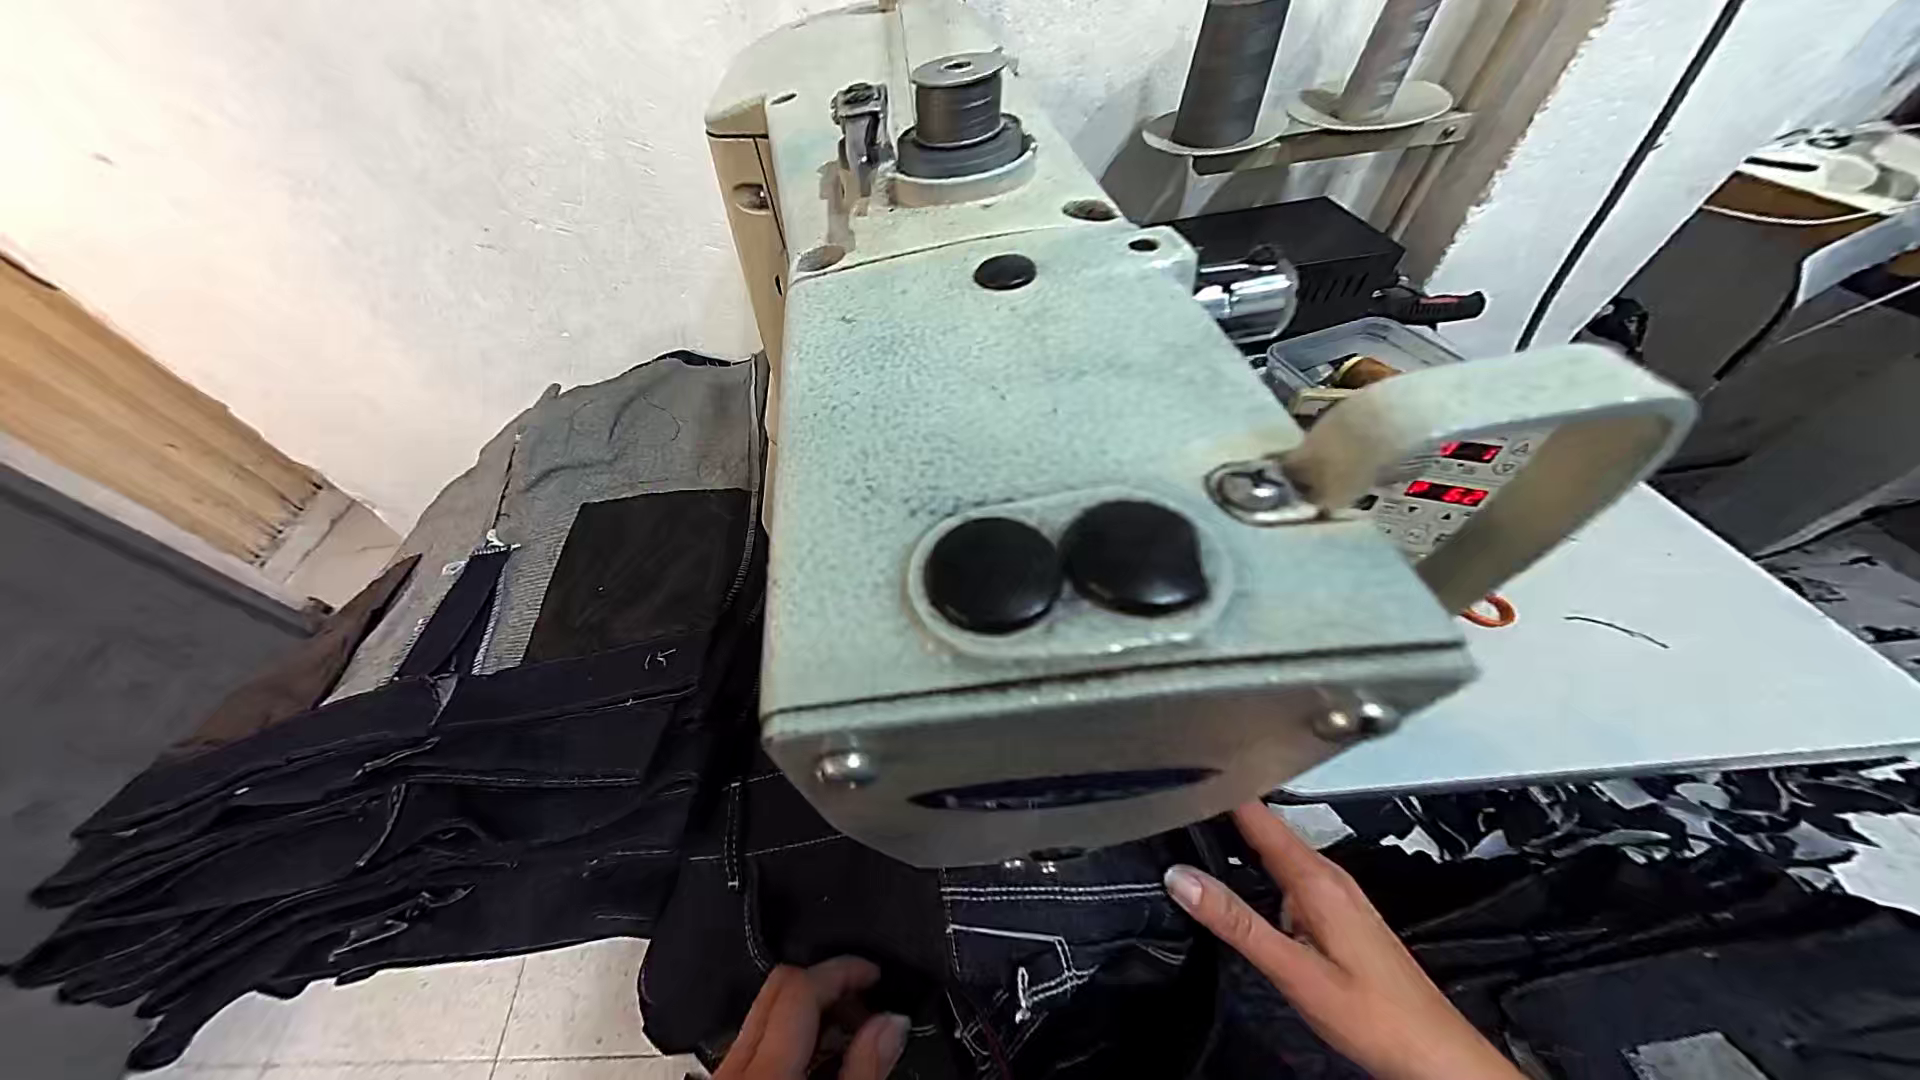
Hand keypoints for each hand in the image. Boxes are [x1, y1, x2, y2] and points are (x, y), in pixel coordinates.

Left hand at [715, 956, 907, 1079]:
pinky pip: (752, 1040)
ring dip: (808, 1008)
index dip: (845, 969)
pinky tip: (813, 1060)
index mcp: (763, 1073)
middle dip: (827, 981)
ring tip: (844, 1032)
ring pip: (763, 1011)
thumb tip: (892, 1021)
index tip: (874, 974)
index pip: (802, 985)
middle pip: (780, 986)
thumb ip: (866, 1069)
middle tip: (864, 999)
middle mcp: (733, 1070)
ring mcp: (720, 1077)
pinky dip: (787, 1036)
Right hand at [1164, 803, 1523, 1079]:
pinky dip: (1256, 863)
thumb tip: (1182, 879)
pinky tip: (1242, 879)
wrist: (1439, 1059)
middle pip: (1263, 824)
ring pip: (1274, 847)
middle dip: (1221, 811)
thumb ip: (1234, 921)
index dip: (1218, 790)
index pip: (1255, 813)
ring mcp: (1334, 891)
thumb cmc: (1380, 1019)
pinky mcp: (1336, 909)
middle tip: (1179, 806)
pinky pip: (1287, 869)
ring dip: (1239, 837)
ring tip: (1199, 831)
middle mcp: (1327, 875)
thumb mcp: (1293, 971)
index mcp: (1314, 877)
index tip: (1185, 777)